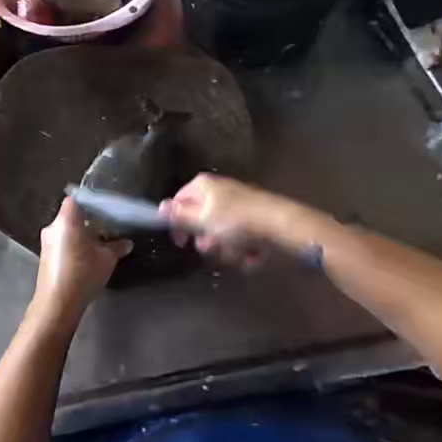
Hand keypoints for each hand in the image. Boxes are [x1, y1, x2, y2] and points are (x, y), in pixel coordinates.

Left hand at [32, 199, 130, 324]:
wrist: (57, 303)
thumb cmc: (82, 274)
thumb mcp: (106, 259)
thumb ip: (117, 246)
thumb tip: (126, 242)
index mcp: (66, 220)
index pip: (76, 199)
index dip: (91, 202)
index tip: (106, 210)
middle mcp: (53, 226)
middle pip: (72, 215)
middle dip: (91, 222)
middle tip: (109, 230)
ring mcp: (47, 241)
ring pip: (67, 230)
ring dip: (83, 235)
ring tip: (102, 245)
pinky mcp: (46, 254)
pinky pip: (62, 241)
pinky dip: (74, 244)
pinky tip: (88, 258)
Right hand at [159, 174, 328, 265]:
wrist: (282, 225)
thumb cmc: (236, 221)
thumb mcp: (201, 220)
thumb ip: (178, 216)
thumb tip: (159, 207)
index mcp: (203, 185)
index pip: (179, 201)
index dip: (177, 223)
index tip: (181, 242)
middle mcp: (219, 191)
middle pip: (202, 220)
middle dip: (208, 240)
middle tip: (213, 248)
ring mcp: (239, 204)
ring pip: (222, 232)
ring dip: (228, 248)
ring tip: (239, 254)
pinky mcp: (255, 218)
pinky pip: (241, 236)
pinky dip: (245, 248)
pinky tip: (253, 255)